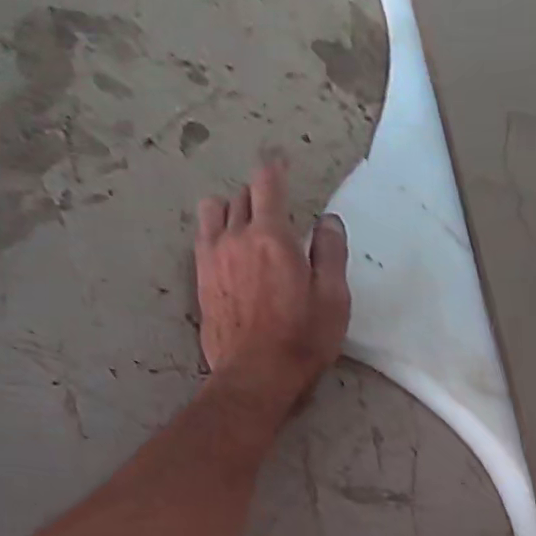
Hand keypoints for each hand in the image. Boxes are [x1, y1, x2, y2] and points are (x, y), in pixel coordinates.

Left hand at [195, 159, 350, 406]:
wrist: (257, 373)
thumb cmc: (304, 338)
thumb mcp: (334, 298)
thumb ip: (331, 253)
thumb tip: (328, 222)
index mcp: (273, 238)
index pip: (268, 185)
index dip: (275, 169)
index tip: (281, 161)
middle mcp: (236, 237)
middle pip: (242, 197)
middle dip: (260, 194)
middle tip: (277, 204)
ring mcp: (213, 256)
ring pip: (215, 211)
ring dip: (232, 208)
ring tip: (248, 222)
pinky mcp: (201, 277)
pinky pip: (203, 236)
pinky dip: (217, 230)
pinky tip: (230, 247)